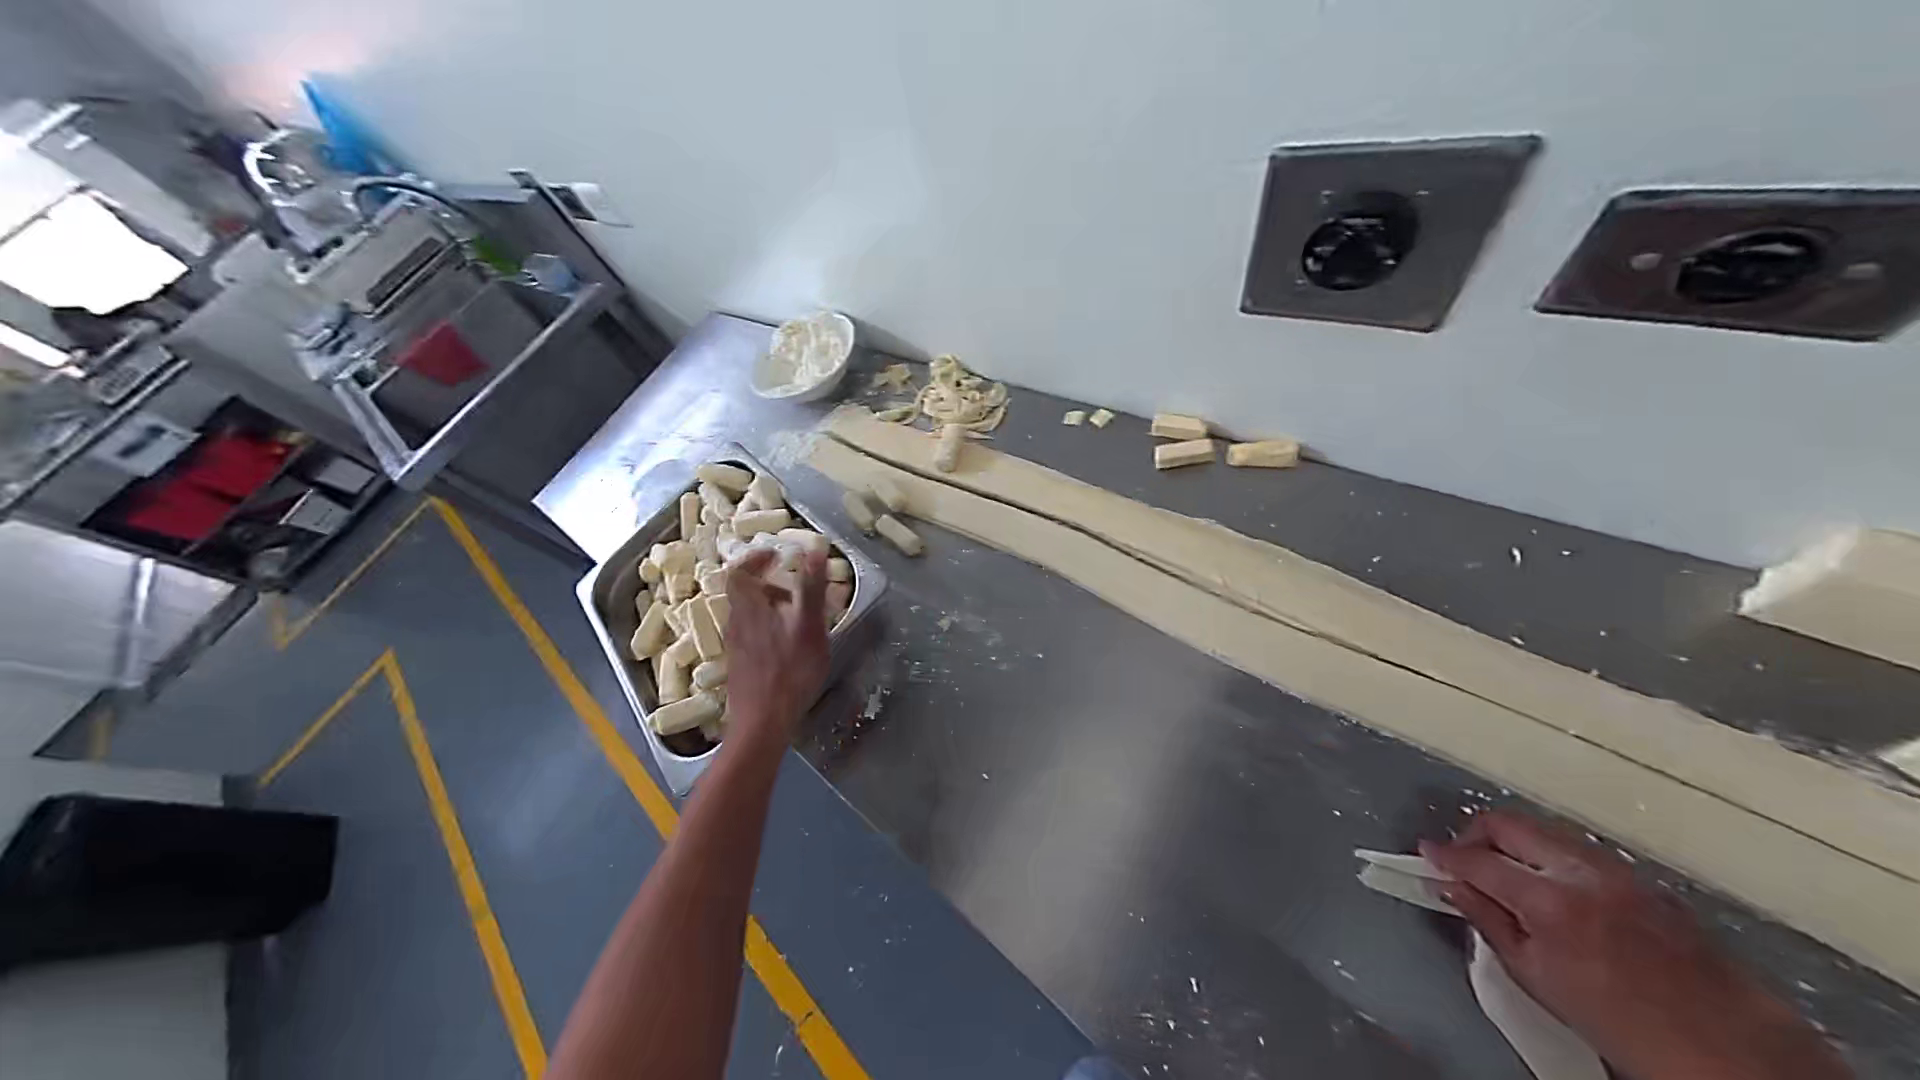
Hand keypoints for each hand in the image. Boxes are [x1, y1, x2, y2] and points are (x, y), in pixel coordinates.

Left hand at [720, 547, 829, 748]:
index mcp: (748, 609)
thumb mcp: (808, 626)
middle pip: (745, 593)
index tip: (777, 555)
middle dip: (771, 584)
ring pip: (750, 615)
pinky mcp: (741, 665)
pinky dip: (770, 628)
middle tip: (796, 588)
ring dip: (772, 608)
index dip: (756, 558)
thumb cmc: (789, 673)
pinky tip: (790, 645)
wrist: (762, 724)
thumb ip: (811, 588)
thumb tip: (814, 550)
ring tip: (799, 616)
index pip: (739, 571)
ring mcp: (736, 647)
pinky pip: (753, 634)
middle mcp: (736, 624)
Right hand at [1422, 811, 1849, 1079]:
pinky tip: (1553, 888)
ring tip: (1506, 874)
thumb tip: (1448, 886)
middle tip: (1463, 860)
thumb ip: (1487, 922)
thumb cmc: (1620, 1024)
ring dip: (1515, 842)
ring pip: (1545, 830)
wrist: (1734, 1054)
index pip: (1477, 859)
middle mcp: (1582, 872)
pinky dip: (1551, 856)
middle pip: (1509, 823)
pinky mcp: (1644, 880)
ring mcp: (1618, 871)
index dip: (1444, 855)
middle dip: (1476, 834)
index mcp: (1550, 902)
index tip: (1425, 854)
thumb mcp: (1537, 979)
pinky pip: (1579, 850)